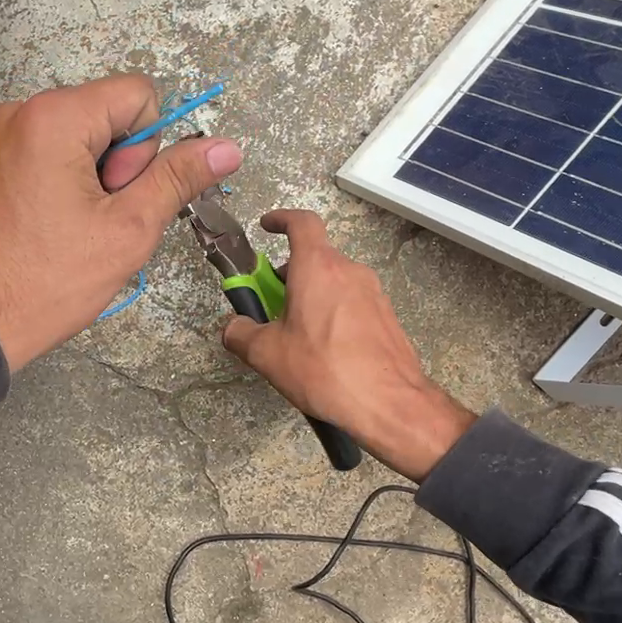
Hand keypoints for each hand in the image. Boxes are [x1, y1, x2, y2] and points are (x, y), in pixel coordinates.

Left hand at [0, 74, 243, 371]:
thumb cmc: (47, 282)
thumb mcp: (127, 230)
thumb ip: (178, 179)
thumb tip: (227, 147)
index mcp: (54, 115)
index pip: (139, 95)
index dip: (145, 149)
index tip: (116, 196)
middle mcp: (21, 111)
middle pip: (107, 115)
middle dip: (118, 165)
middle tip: (93, 221)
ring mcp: (0, 136)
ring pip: (82, 139)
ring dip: (93, 180)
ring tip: (72, 229)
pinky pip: (51, 155)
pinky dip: (65, 185)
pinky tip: (53, 227)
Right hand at [219, 210, 476, 481]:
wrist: (389, 403)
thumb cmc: (323, 370)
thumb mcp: (266, 354)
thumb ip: (240, 333)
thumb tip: (232, 327)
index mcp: (317, 268)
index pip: (302, 223)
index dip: (281, 219)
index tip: (267, 226)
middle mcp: (349, 272)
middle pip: (314, 258)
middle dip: (287, 275)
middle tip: (269, 305)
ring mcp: (372, 294)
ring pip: (332, 282)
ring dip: (309, 297)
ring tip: (294, 335)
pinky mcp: (385, 317)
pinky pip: (350, 304)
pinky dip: (330, 314)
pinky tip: (322, 352)